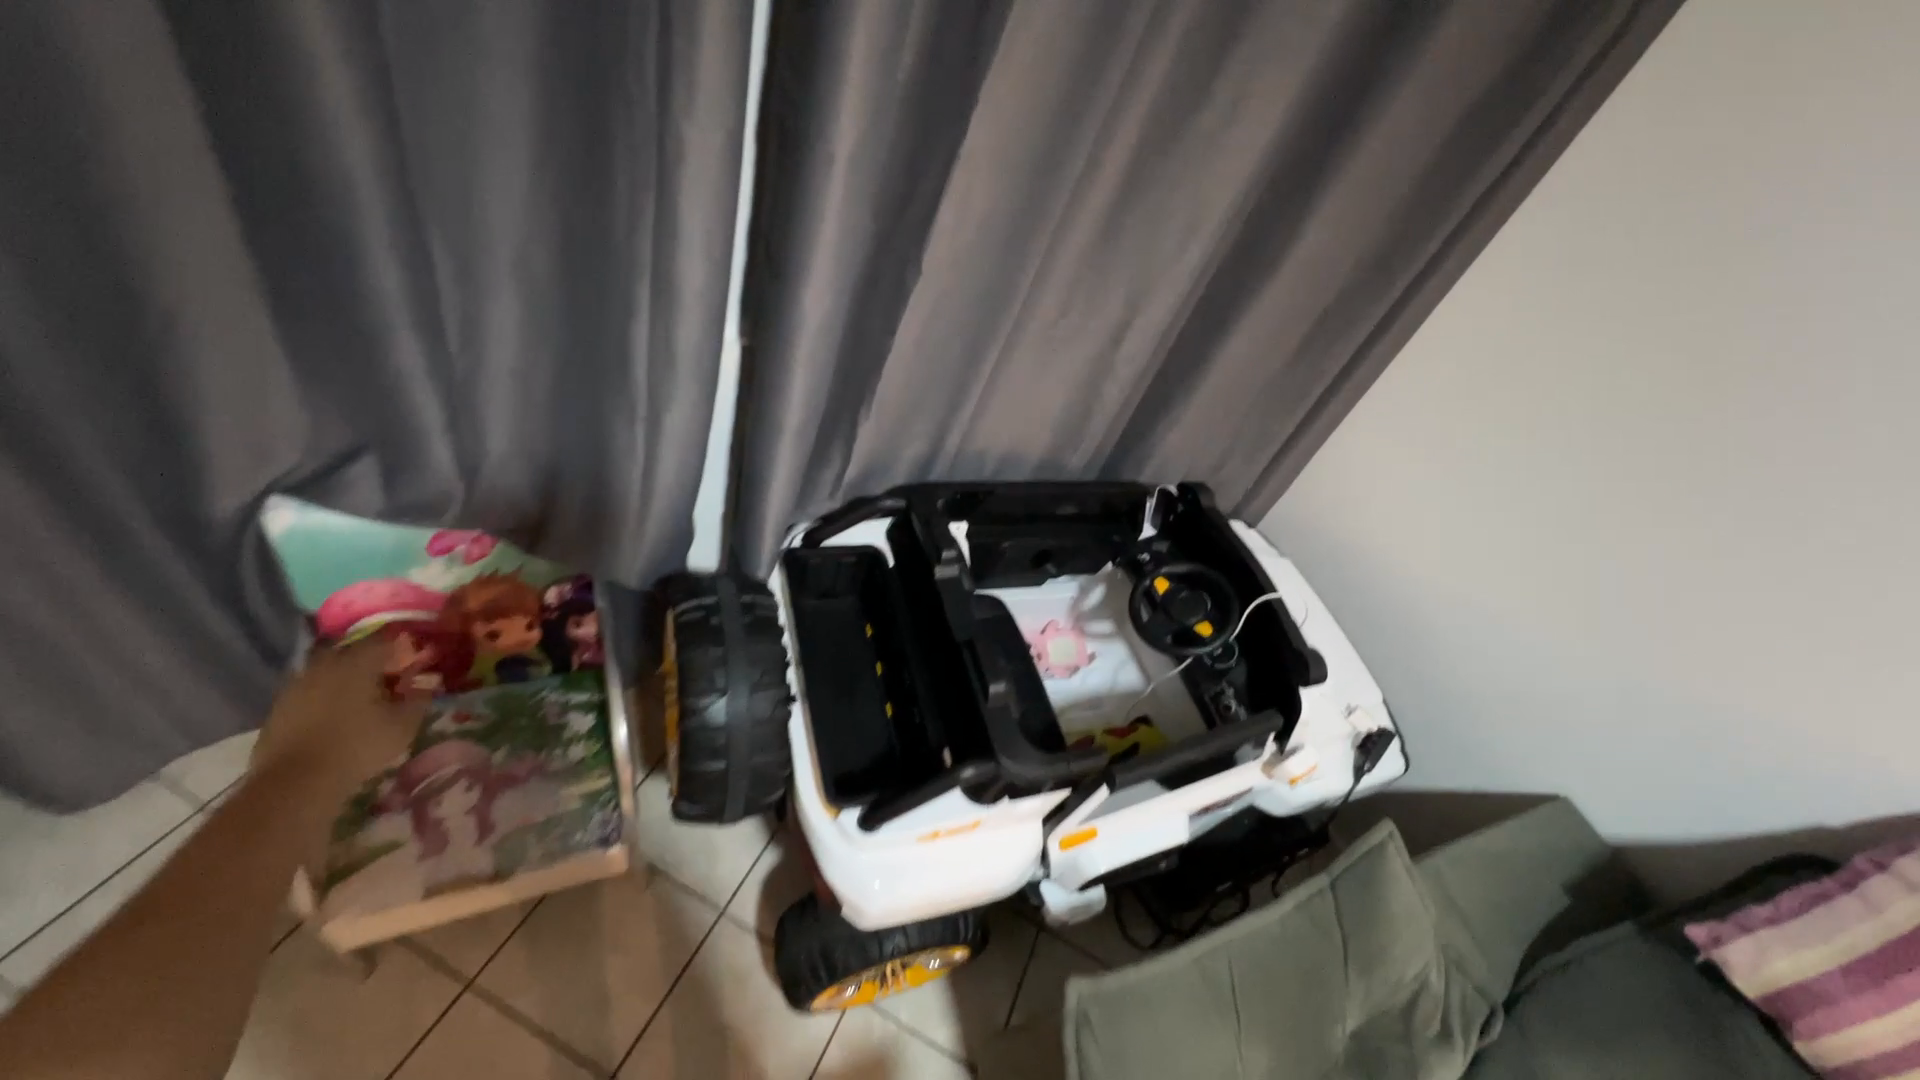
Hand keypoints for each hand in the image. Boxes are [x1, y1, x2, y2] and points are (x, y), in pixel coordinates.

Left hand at [253, 639, 427, 795]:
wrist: (296, 781)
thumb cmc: (358, 746)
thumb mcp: (404, 725)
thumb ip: (419, 699)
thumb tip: (427, 685)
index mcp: (357, 662)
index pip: (384, 639)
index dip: (402, 645)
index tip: (413, 657)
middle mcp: (325, 665)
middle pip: (351, 650)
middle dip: (370, 659)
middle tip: (387, 675)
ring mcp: (297, 684)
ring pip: (327, 669)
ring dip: (345, 676)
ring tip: (360, 695)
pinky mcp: (280, 706)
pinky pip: (309, 689)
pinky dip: (325, 694)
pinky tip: (334, 713)